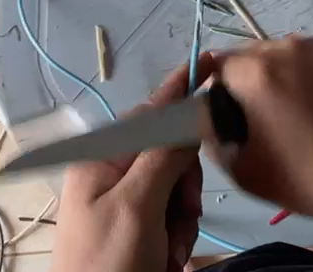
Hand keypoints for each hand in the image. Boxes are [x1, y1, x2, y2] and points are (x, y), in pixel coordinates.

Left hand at [50, 55, 213, 271]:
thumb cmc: (107, 267)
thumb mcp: (136, 208)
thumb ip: (163, 157)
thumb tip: (186, 114)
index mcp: (102, 159)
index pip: (150, 112)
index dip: (180, 87)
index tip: (210, 61)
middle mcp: (112, 173)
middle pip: (169, 151)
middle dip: (185, 182)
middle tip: (185, 217)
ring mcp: (124, 203)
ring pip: (176, 184)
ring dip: (183, 215)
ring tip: (171, 249)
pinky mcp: (137, 229)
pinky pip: (172, 214)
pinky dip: (178, 234)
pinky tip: (169, 258)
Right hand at [209, 35, 312, 225]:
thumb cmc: (305, 178)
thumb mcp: (243, 169)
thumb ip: (211, 135)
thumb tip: (205, 115)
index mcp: (256, 72)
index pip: (216, 65)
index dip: (214, 90)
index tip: (223, 116)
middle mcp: (283, 48)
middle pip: (244, 56)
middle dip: (240, 82)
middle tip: (253, 120)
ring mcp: (312, 47)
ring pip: (272, 54)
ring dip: (267, 76)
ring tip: (283, 114)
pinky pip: (298, 57)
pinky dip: (294, 74)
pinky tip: (306, 105)